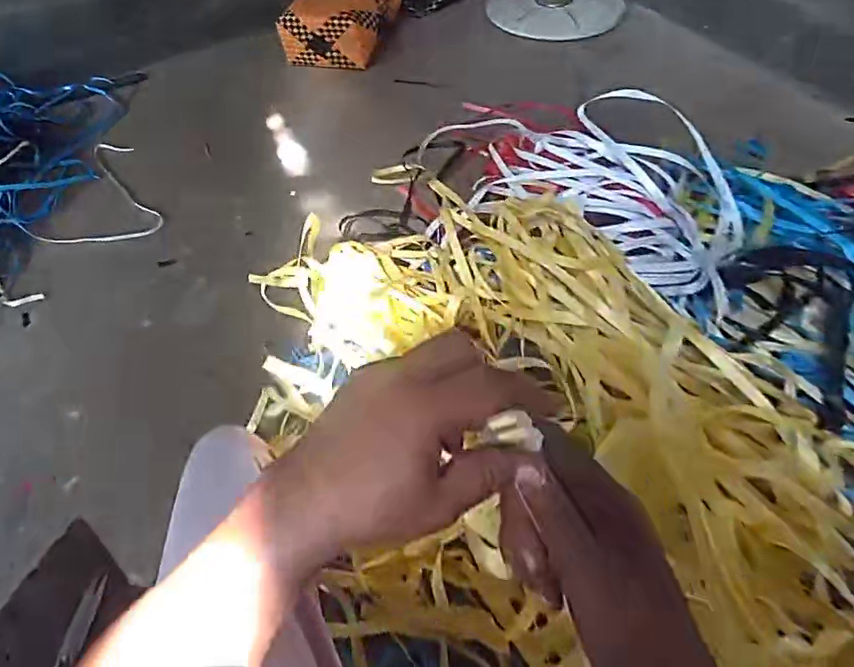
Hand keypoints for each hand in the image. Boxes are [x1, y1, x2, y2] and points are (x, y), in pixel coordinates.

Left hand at [252, 330, 558, 574]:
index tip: (551, 409)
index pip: (489, 383)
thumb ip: (487, 472)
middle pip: (459, 347)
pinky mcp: (359, 380)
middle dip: (491, 372)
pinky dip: (430, 383)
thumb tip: (528, 457)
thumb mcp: (439, 501)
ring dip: (459, 376)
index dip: (526, 392)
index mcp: (423, 403)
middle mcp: (399, 374)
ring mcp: (375, 372)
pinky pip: (407, 367)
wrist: (302, 498)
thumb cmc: (373, 507)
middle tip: (507, 413)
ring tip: (466, 429)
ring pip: (431, 353)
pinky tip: (429, 428)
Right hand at [494, 424, 714, 666]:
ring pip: (538, 506)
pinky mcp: (593, 552)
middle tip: (525, 557)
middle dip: (519, 511)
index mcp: (602, 492)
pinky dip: (539, 556)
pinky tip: (547, 587)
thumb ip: (552, 510)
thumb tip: (520, 456)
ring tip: (538, 581)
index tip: (486, 476)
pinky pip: (550, 533)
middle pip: (536, 475)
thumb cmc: (624, 621)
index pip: (547, 440)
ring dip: (526, 540)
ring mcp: (598, 526)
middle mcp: (600, 499)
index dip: (512, 449)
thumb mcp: (582, 566)